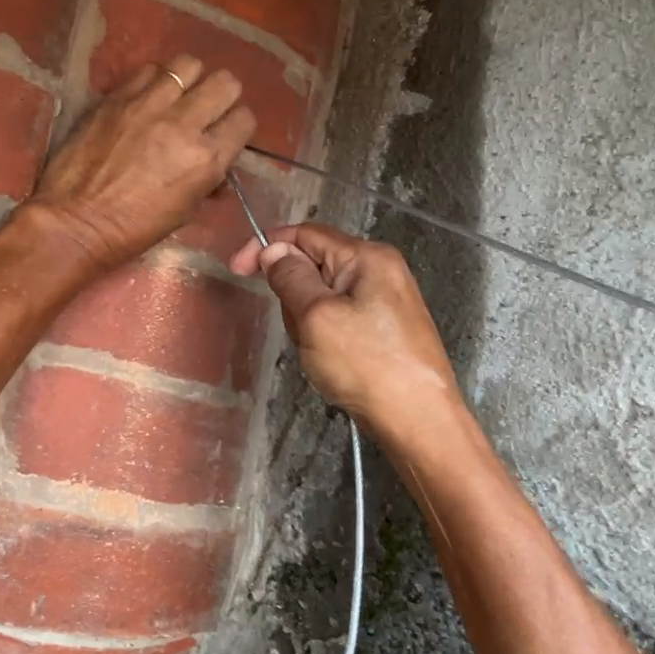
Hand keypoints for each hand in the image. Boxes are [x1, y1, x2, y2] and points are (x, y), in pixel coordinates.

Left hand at [26, 58, 256, 273]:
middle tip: (203, 110)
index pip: (244, 120)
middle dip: (220, 96)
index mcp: (206, 160)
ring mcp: (147, 106)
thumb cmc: (132, 229)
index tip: (223, 132)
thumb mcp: (184, 212)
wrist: (74, 222)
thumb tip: (218, 163)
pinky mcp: (116, 98)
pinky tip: (143, 99)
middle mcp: (183, 125)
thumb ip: (208, 178)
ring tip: (175, 97)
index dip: (235, 126)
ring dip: (187, 80)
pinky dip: (151, 82)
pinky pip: (147, 71)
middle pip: (225, 82)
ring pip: (188, 65)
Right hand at [231, 224, 462, 447]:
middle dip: (291, 291)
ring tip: (317, 347)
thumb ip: (290, 277)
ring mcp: (384, 299)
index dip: (266, 247)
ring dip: (305, 316)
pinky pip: (336, 314)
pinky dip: (320, 330)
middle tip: (297, 327)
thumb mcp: (316, 315)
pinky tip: (329, 356)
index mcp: (367, 257)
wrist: (418, 419)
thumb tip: (273, 251)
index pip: (304, 234)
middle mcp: (379, 269)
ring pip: (320, 292)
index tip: (236, 271)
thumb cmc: (366, 364)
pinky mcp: (382, 326)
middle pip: (312, 263)